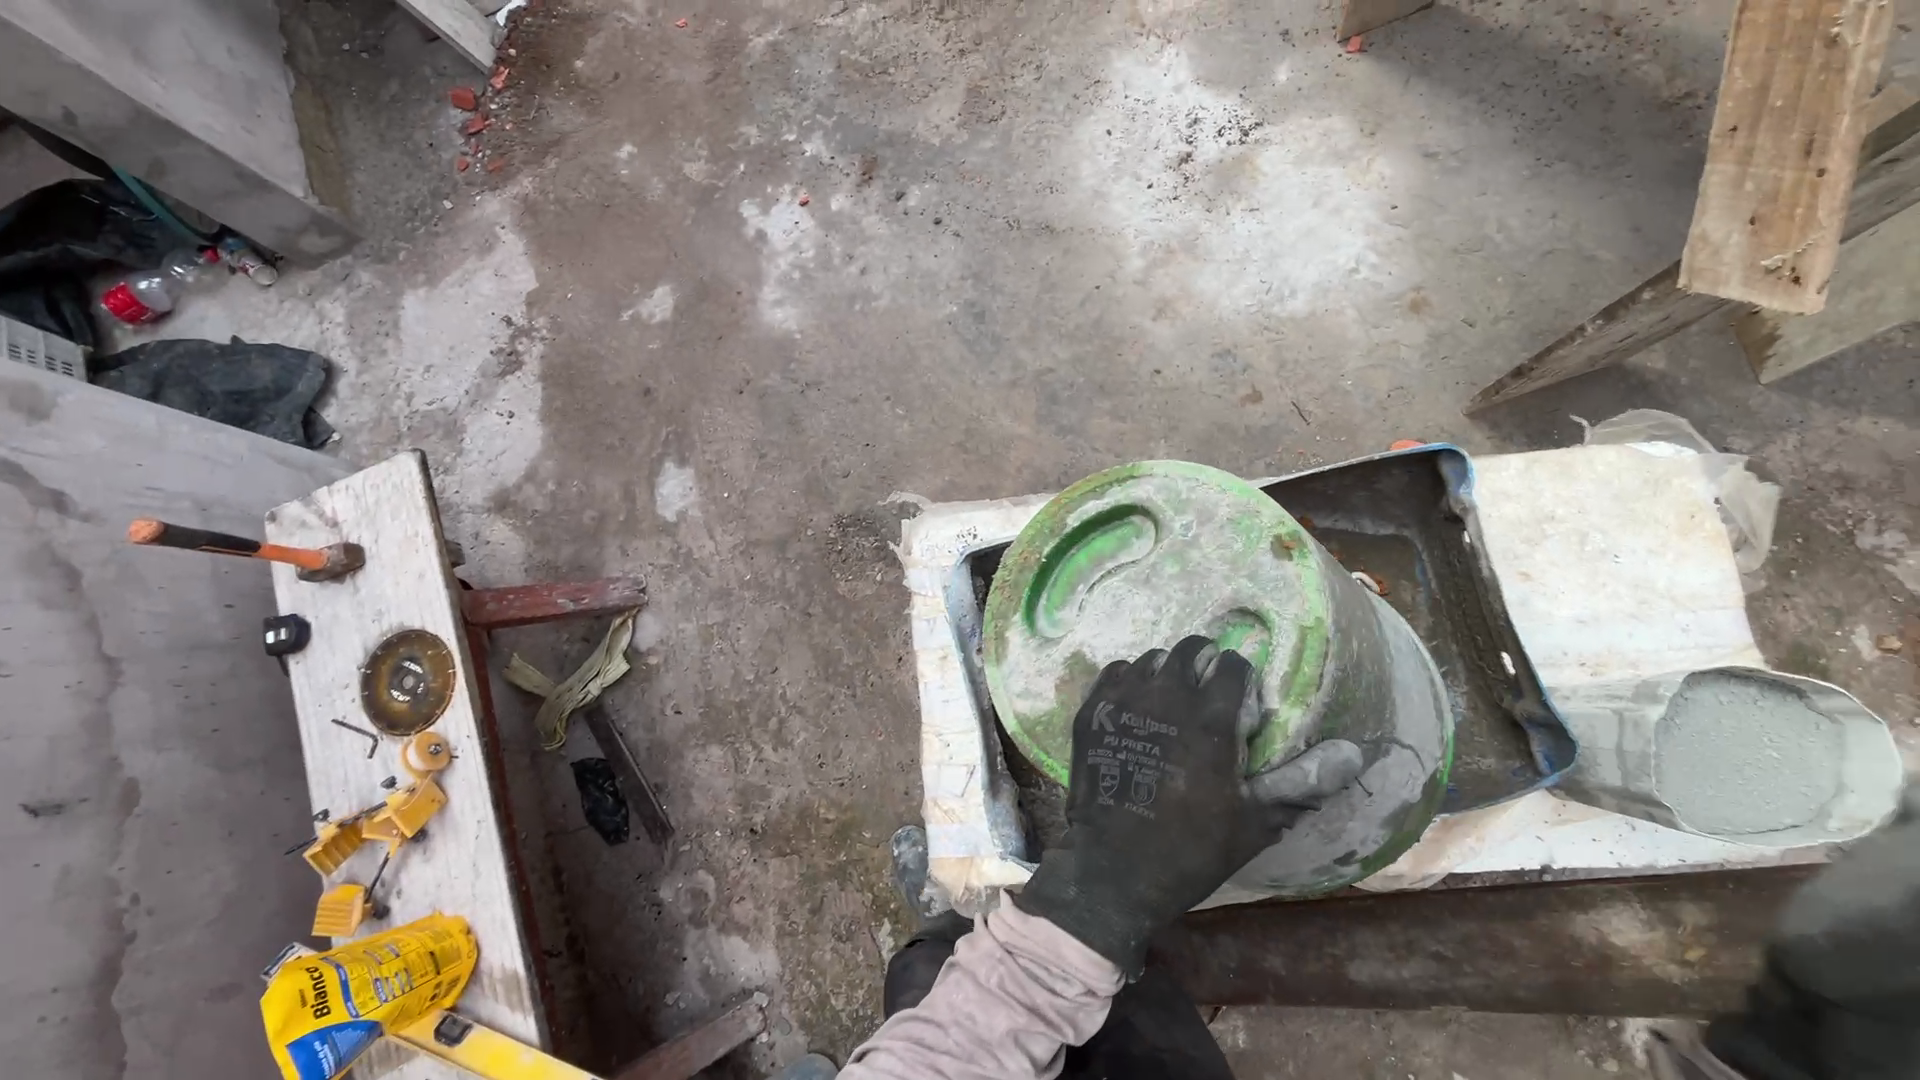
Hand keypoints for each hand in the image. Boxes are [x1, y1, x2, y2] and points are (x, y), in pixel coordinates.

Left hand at [1012, 635, 1362, 974]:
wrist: (1115, 868)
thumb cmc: (1192, 847)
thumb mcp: (1256, 820)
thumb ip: (1304, 780)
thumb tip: (1355, 751)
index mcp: (1211, 718)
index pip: (1235, 664)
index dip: (1242, 682)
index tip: (1240, 710)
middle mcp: (1166, 696)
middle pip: (1192, 649)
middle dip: (1206, 665)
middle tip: (1208, 697)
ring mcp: (1123, 700)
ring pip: (1152, 659)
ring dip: (1167, 673)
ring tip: (1171, 704)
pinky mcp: (1092, 711)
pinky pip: (1116, 672)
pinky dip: (1130, 681)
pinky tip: (1137, 708)